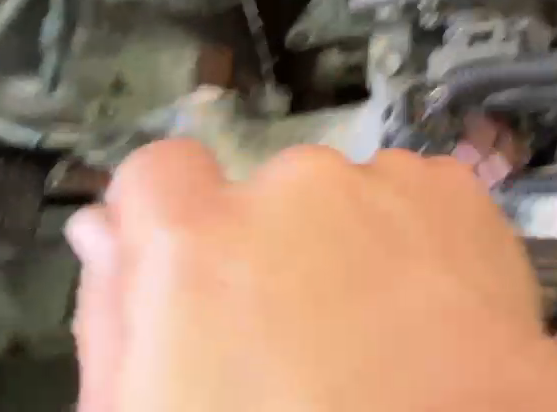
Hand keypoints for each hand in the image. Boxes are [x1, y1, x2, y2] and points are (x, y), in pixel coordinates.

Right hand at [65, 139, 553, 411]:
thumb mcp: (153, 409)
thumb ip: (115, 312)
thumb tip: (101, 226)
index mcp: (202, 241)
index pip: (158, 169)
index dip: (169, 210)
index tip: (193, 253)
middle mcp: (297, 185)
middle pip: (271, 191)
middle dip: (279, 240)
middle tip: (305, 321)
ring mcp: (388, 175)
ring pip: (351, 191)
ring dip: (354, 232)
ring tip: (377, 317)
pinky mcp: (454, 183)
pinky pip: (417, 192)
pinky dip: (417, 228)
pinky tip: (425, 294)